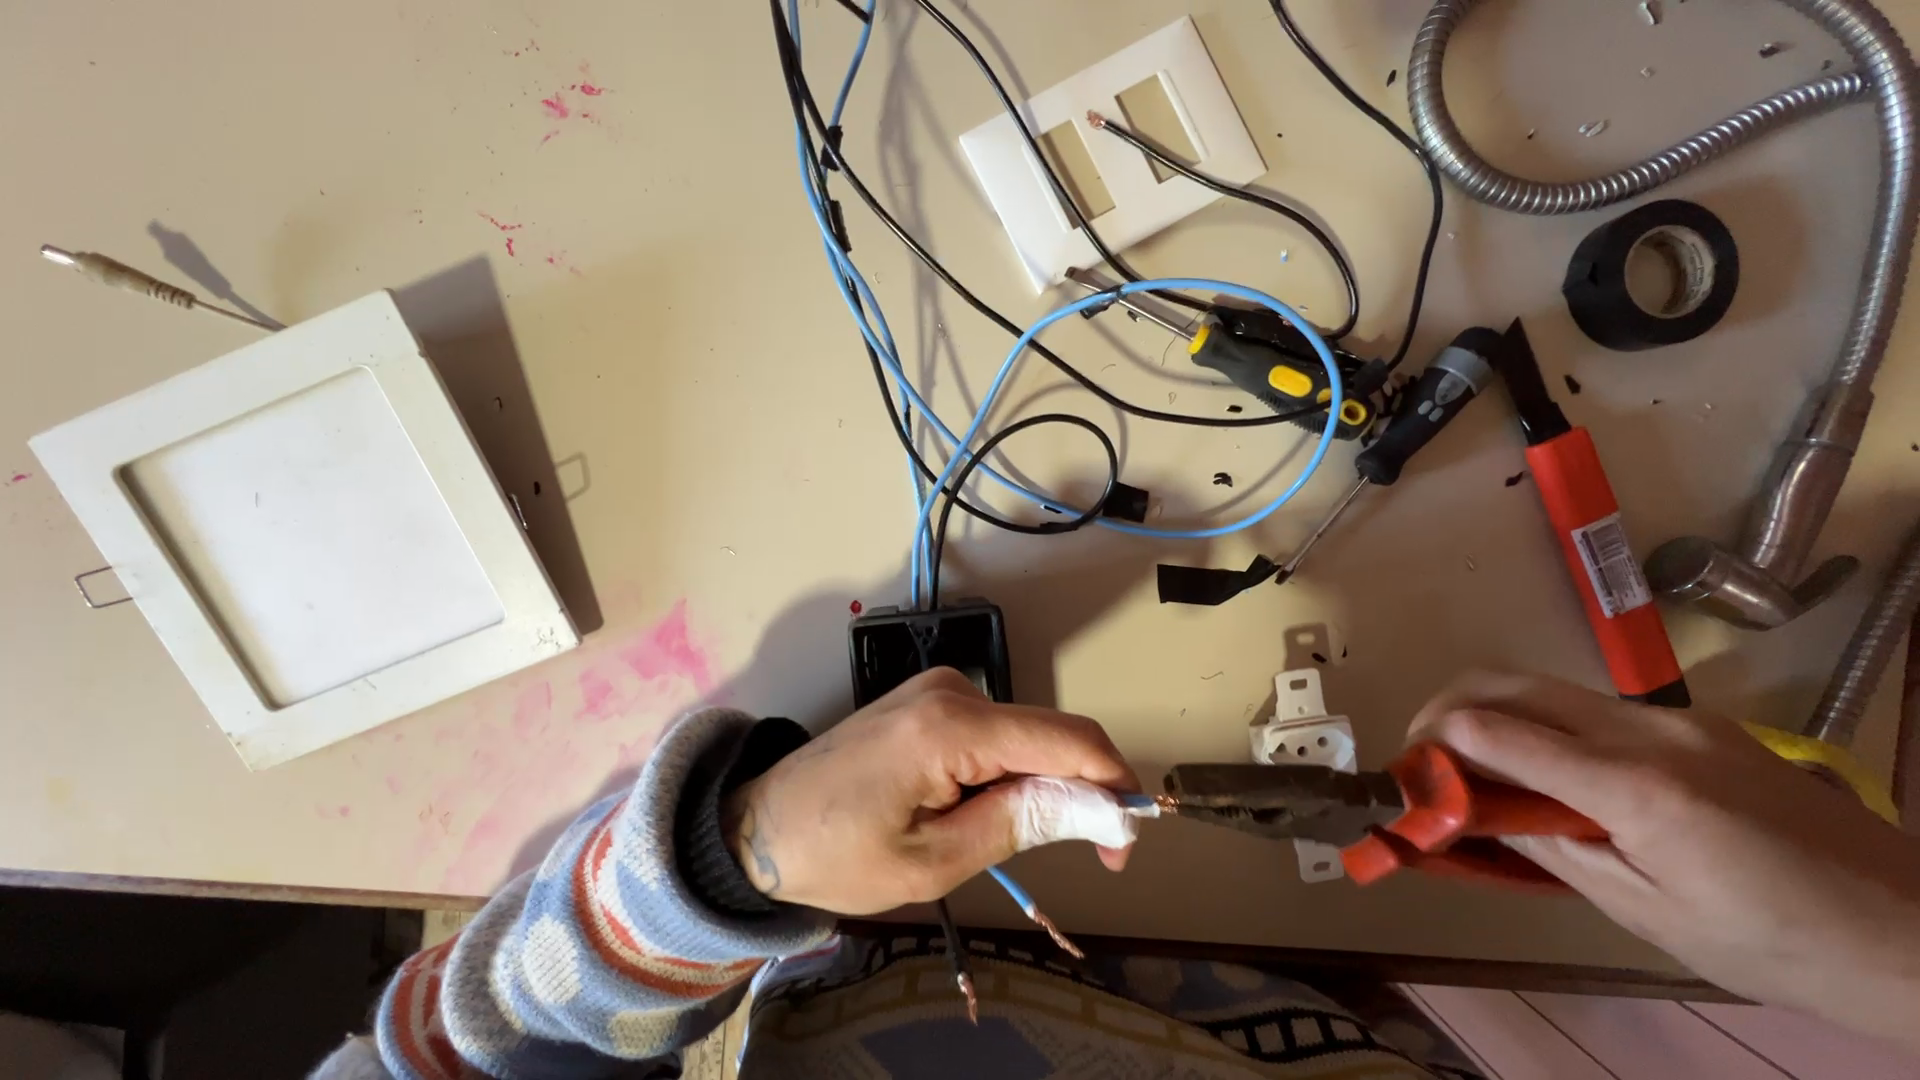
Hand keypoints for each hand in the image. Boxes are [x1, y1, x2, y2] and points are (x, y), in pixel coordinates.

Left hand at [723, 668, 1139, 915]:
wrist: (757, 826)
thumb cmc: (837, 853)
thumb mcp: (935, 859)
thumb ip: (1023, 822)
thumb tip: (1105, 807)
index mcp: (953, 724)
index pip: (1069, 738)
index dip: (1113, 786)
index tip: (1121, 844)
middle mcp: (953, 688)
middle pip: (1049, 734)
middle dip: (1074, 791)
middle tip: (1061, 856)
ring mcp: (939, 688)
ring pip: (1025, 735)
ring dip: (1033, 785)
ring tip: (982, 836)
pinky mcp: (929, 699)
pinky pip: (994, 731)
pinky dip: (1004, 771)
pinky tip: (967, 808)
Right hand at [1409, 671, 1919, 1049]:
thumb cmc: (1776, 946)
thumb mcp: (1643, 912)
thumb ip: (1545, 846)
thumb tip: (1467, 810)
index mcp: (1633, 786)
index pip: (1492, 730)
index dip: (1431, 745)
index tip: (1409, 779)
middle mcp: (1646, 730)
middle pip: (1504, 682)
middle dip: (1443, 710)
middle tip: (1425, 761)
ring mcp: (1674, 718)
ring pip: (1543, 688)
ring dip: (1491, 718)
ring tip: (1482, 775)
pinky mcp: (1693, 723)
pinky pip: (1589, 709)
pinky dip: (1543, 730)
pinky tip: (1556, 781)